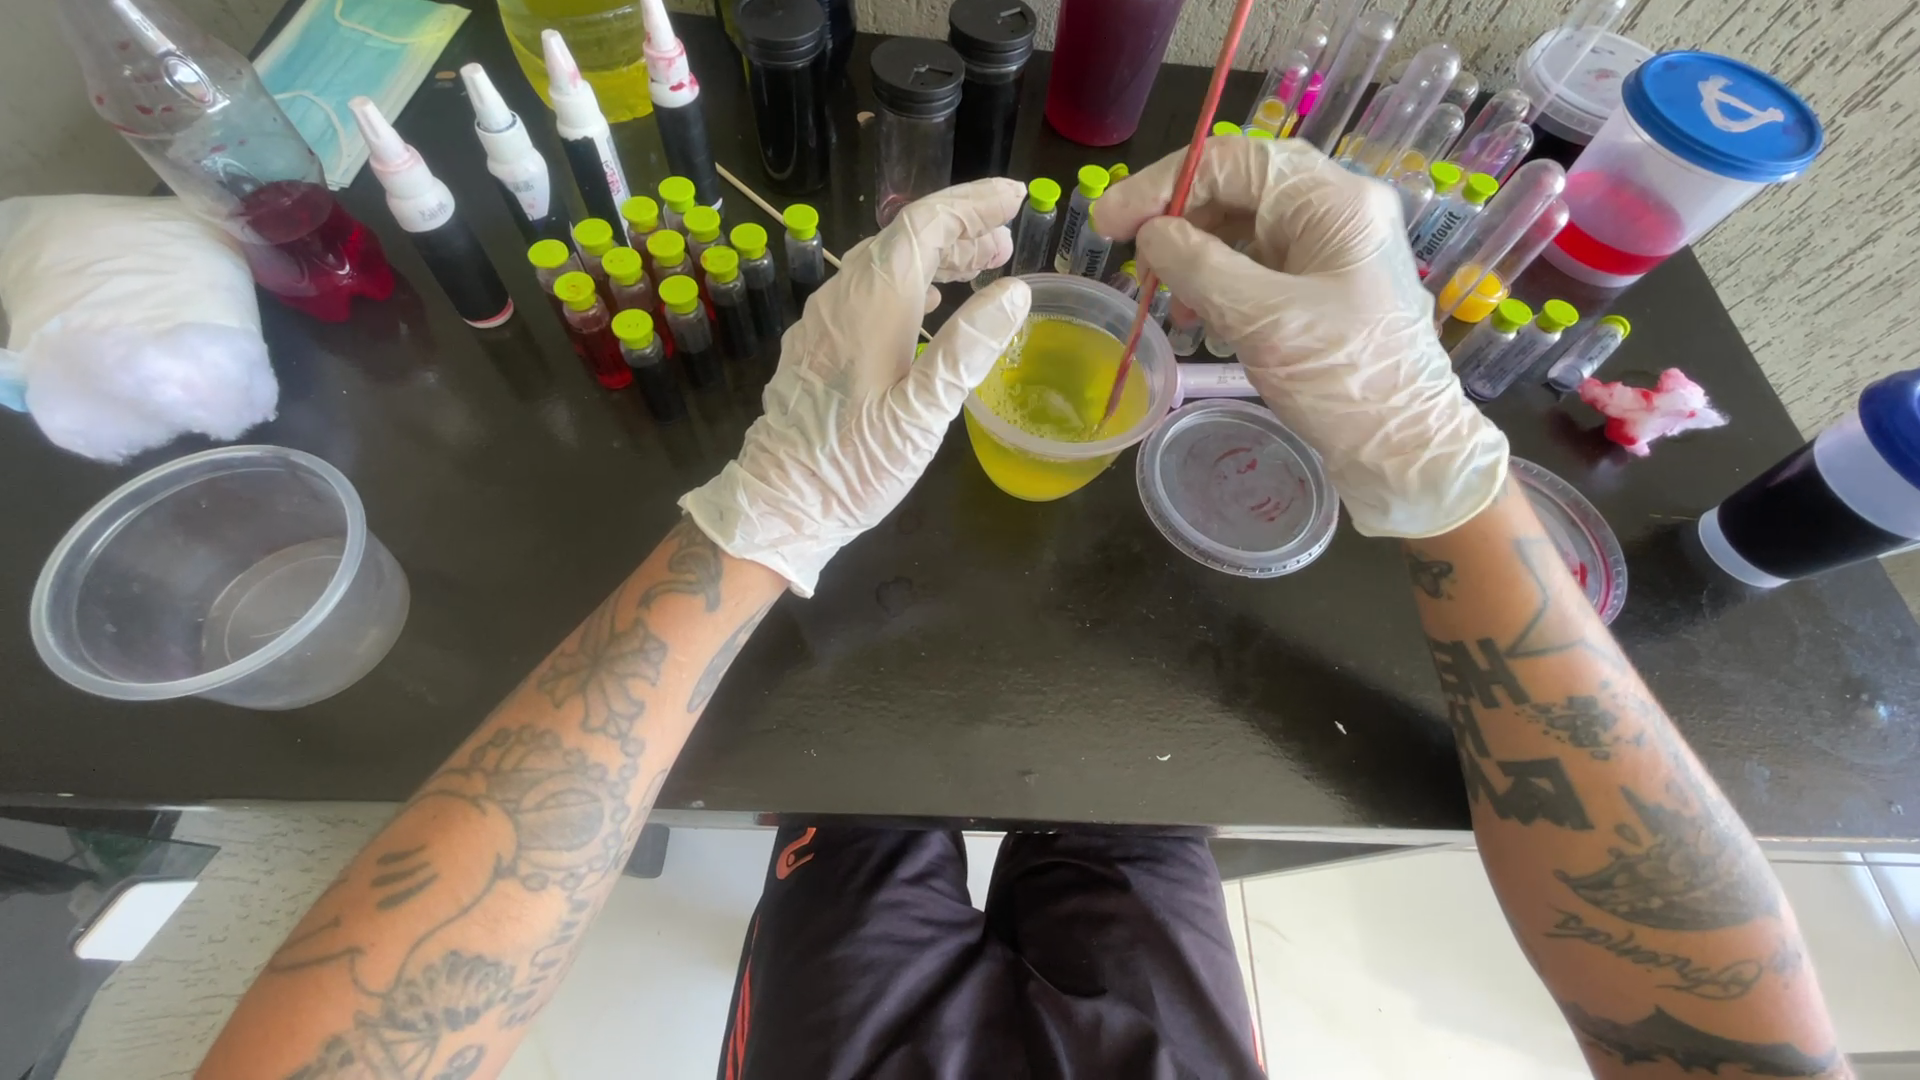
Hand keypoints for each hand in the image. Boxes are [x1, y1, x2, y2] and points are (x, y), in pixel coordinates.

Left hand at [681, 179, 1030, 595]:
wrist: (783, 502)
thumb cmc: (854, 464)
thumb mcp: (921, 415)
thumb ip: (968, 349)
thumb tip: (1015, 290)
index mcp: (872, 303)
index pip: (925, 225)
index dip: (973, 204)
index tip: (1015, 197)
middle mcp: (843, 297)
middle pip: (904, 239)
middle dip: (960, 228)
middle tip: (1007, 235)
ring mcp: (825, 320)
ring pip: (885, 266)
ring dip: (936, 258)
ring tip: (982, 265)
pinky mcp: (819, 345)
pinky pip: (868, 293)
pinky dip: (909, 286)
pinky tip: (930, 307)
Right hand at [1095, 137, 1507, 537]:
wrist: (1401, 447)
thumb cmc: (1341, 381)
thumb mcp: (1263, 321)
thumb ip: (1200, 267)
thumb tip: (1150, 234)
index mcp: (1334, 203)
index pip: (1234, 161)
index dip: (1163, 184)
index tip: (1108, 223)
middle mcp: (1335, 211)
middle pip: (1237, 188)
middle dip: (1176, 219)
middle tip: (1130, 259)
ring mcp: (1328, 249)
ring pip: (1241, 227)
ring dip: (1192, 255)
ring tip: (1166, 300)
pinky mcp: (1319, 285)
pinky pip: (1254, 264)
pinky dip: (1216, 282)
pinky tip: (1199, 314)